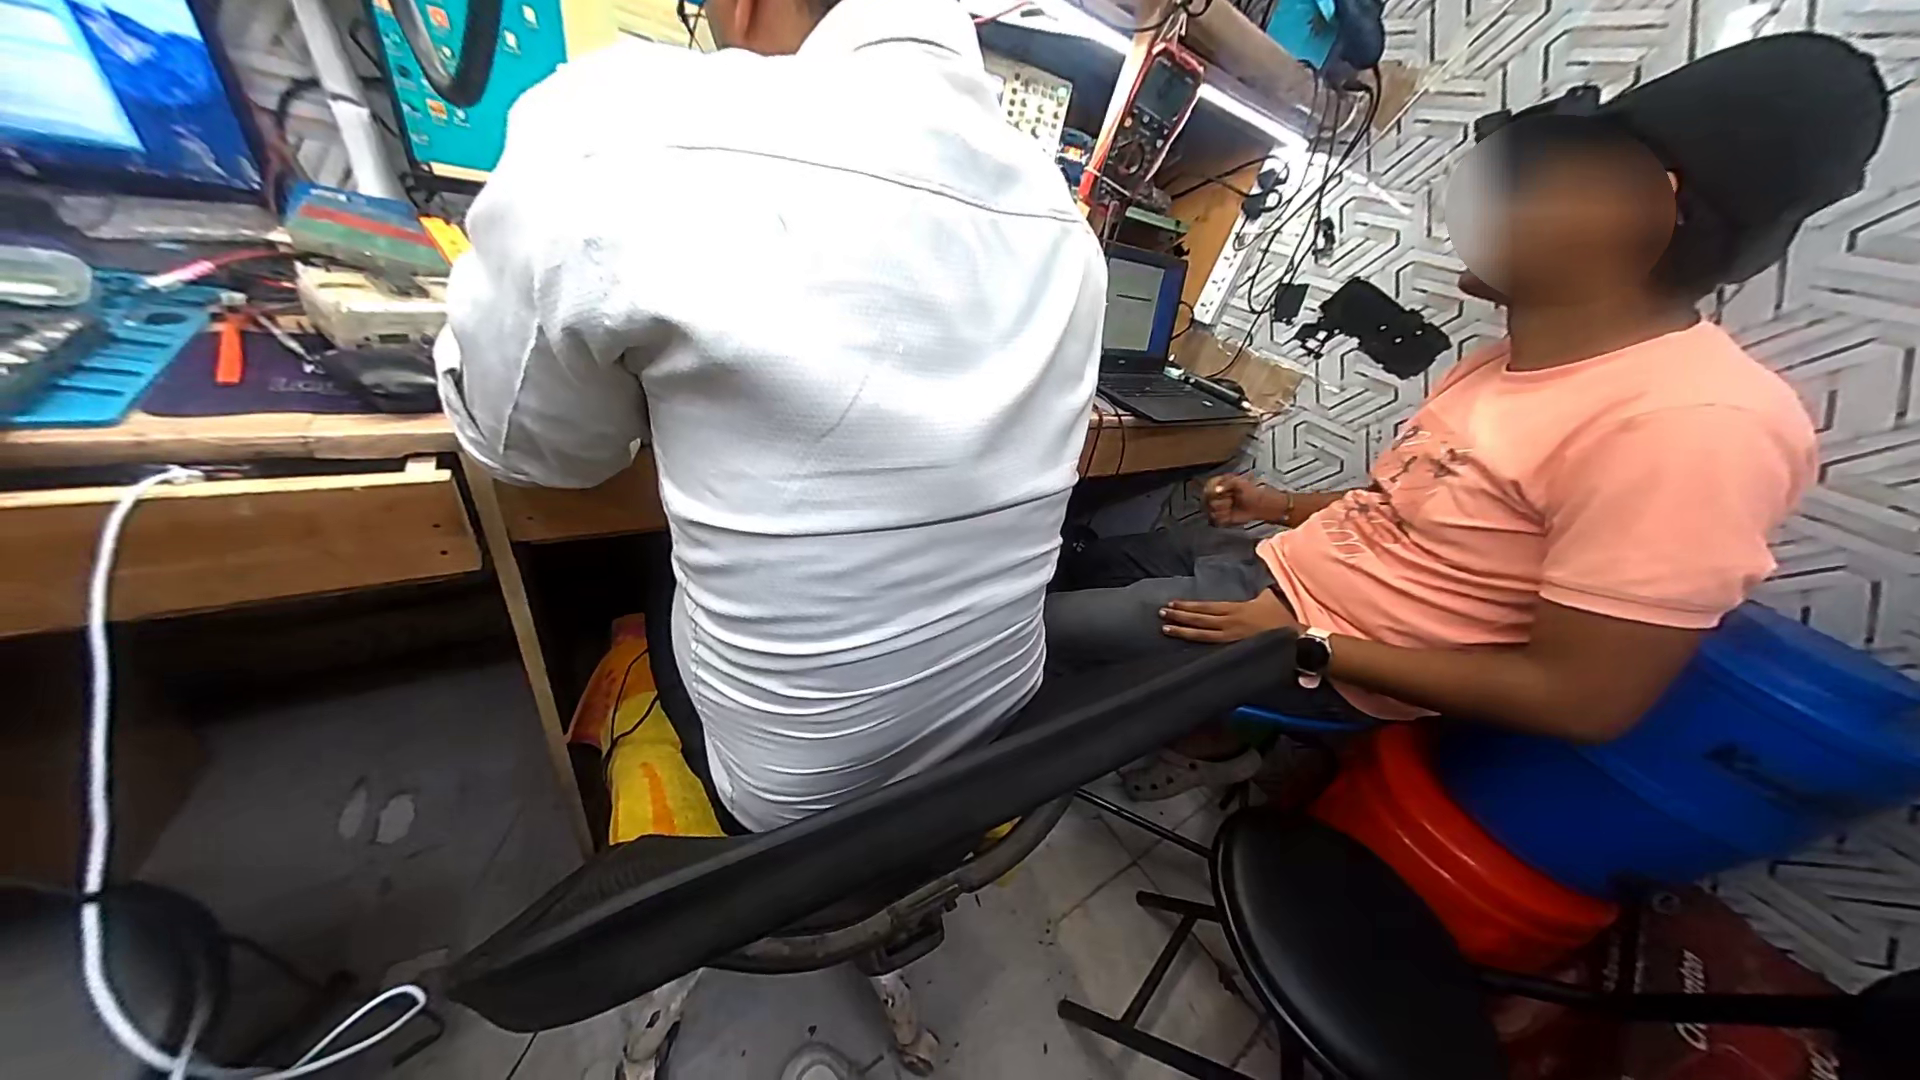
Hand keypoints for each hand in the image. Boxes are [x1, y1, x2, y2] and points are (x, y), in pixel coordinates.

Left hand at [1160, 590, 1299, 643]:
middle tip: (1161, 614)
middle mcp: (1229, 622)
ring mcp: (1231, 638)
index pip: (1205, 607)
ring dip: (1182, 631)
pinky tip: (1187, 644)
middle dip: (1179, 617)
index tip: (1172, 603)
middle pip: (1199, 619)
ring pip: (1201, 634)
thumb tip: (1255, 583)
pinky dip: (1198, 645)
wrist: (1296, 638)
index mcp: (1235, 609)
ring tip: (1166, 629)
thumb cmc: (1282, 617)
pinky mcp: (1235, 649)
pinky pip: (1212, 647)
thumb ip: (1255, 593)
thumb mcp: (1267, 597)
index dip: (1188, 606)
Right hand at [1203, 474, 1285, 525]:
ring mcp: (1216, 508)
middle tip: (1230, 498)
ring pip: (1211, 510)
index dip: (1213, 491)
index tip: (1221, 492)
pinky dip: (1224, 517)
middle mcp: (1214, 496)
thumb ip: (1227, 483)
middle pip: (1206, 500)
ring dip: (1223, 508)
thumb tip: (1217, 490)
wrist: (1259, 504)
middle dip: (1220, 500)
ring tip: (1231, 505)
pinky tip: (1231, 513)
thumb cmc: (1250, 492)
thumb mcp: (1239, 482)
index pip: (1206, 488)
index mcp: (1217, 485)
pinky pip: (1216, 519)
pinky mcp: (1220, 518)